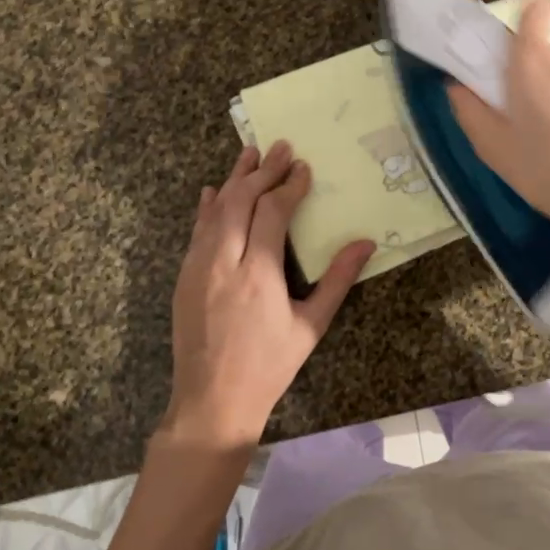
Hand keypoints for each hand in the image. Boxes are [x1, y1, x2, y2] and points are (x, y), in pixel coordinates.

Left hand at [164, 141, 375, 445]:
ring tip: (251, 153)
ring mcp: (197, 268)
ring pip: (214, 210)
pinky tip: (212, 190)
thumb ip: (337, 280)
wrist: (211, 401)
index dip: (288, 186)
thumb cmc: (269, 365)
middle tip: (280, 147)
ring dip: (233, 179)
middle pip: (240, 200)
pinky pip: (195, 231)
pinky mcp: (183, 277)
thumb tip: (366, 243)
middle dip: (262, 171)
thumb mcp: (311, 326)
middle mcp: (223, 262)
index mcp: (257, 273)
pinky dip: (206, 206)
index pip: (272, 212)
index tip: (303, 167)